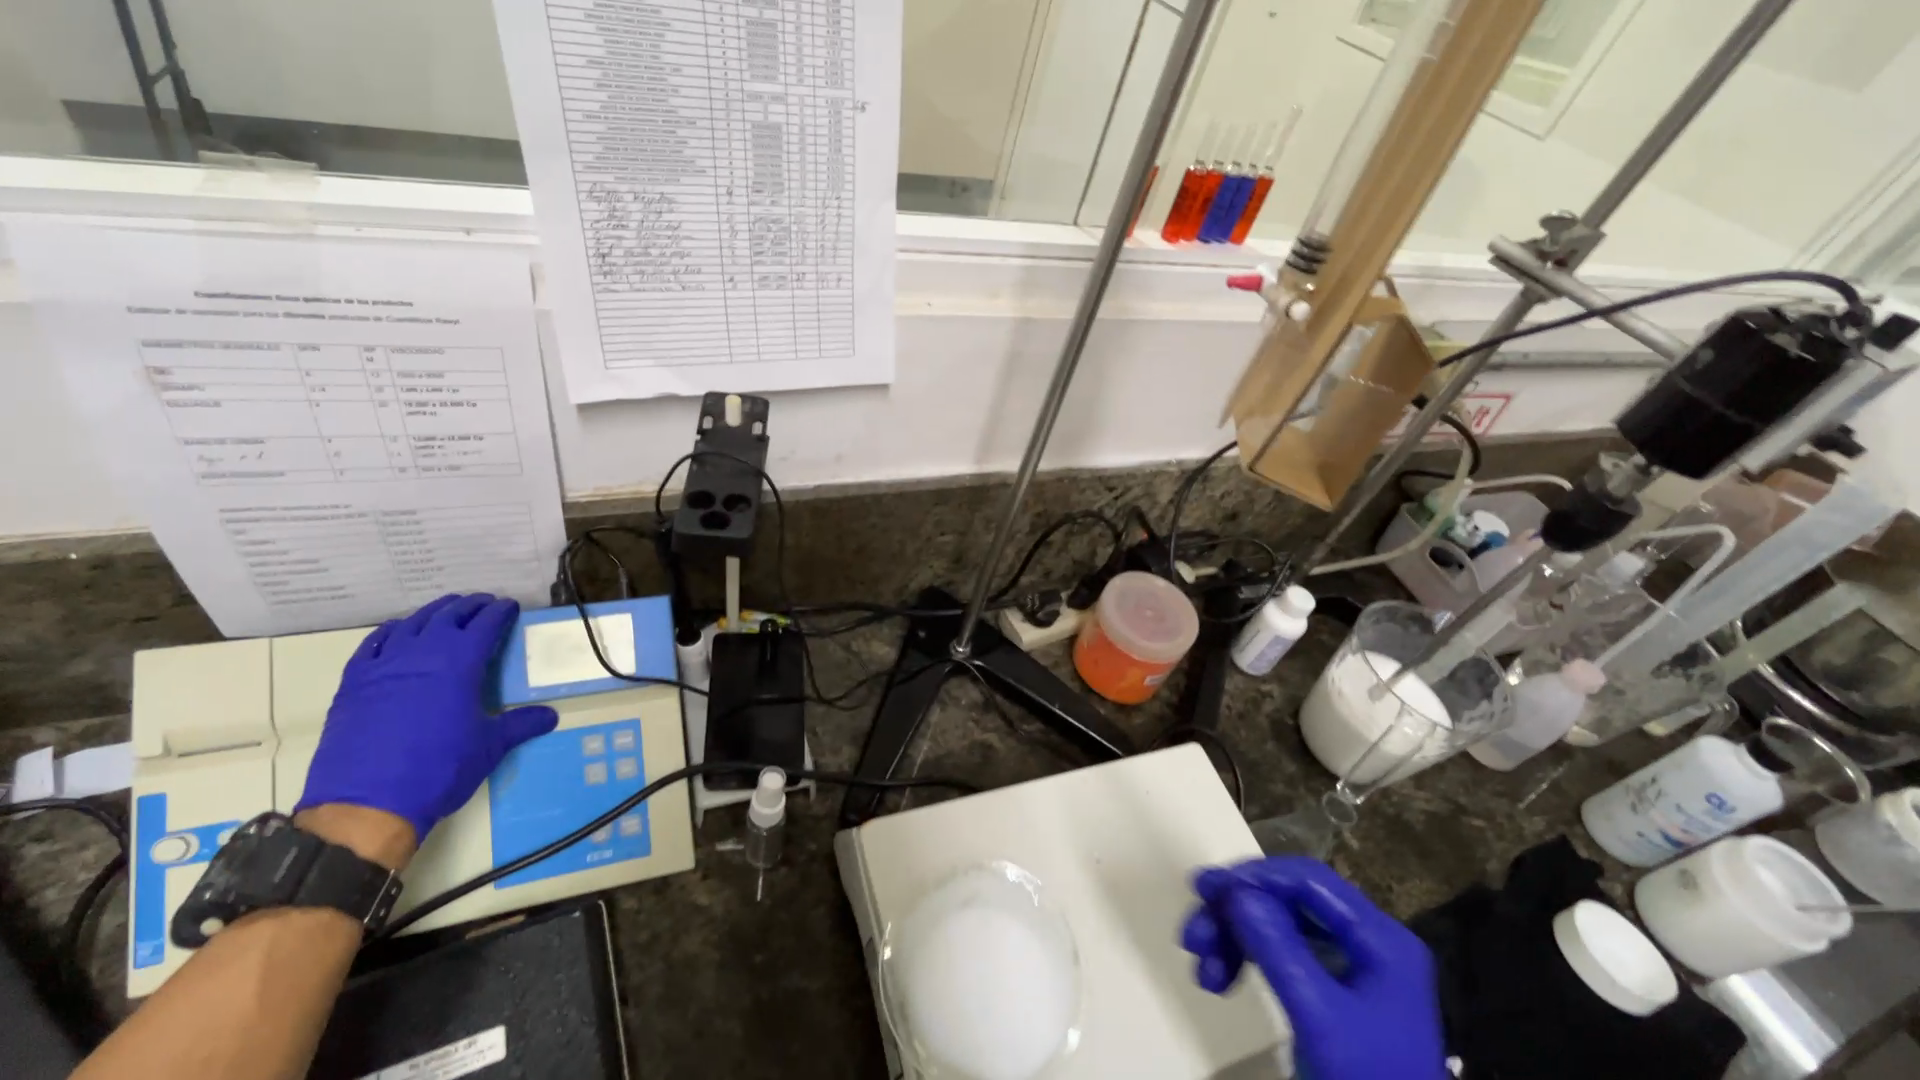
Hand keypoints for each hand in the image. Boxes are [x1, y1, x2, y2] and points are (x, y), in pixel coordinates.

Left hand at [295, 594, 557, 844]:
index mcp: (459, 664)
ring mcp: (384, 665)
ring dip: (433, 613)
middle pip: (448, 616)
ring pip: (411, 624)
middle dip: (469, 606)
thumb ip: (520, 725)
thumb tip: (549, 716)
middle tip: (483, 604)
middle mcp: (421, 653)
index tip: (510, 607)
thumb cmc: (440, 769)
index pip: (484, 625)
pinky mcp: (355, 682)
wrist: (369, 802)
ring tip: (446, 611)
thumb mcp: (489, 747)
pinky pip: (373, 644)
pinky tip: (397, 632)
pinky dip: (391, 631)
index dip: (500, 613)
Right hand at [1182, 857, 1444, 1079]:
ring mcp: (1349, 970)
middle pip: (1289, 904)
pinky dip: (1246, 962)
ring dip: (1234, 940)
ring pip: (1278, 930)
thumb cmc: (1365, 1079)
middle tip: (1193, 937)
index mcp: (1379, 940)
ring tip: (1203, 971)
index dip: (1255, 876)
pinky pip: (1281, 958)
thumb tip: (1236, 892)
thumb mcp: (1319, 1015)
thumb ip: (1278, 948)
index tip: (1205, 888)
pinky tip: (1219, 981)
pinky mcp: (1330, 994)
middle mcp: (1366, 944)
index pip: (1310, 882)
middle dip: (1236, 916)